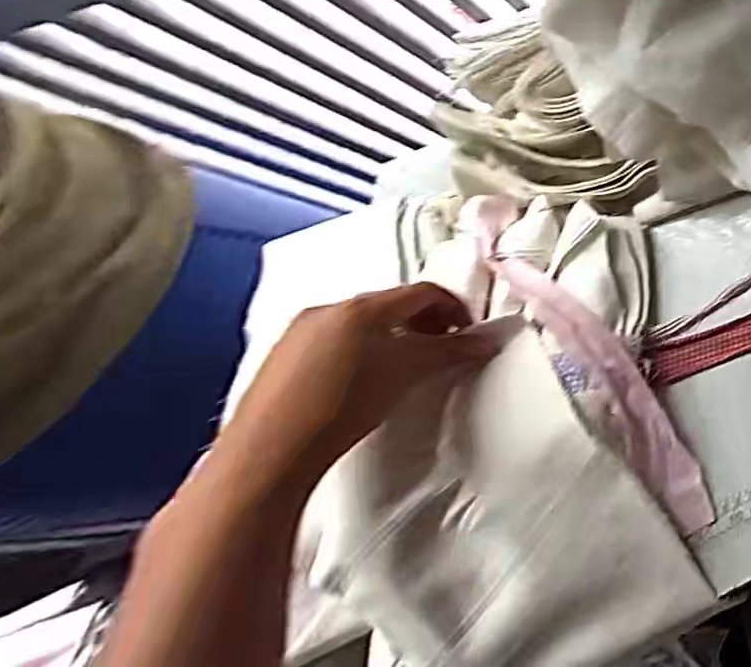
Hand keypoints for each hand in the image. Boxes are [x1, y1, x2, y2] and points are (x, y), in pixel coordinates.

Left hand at [212, 283, 503, 492]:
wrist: (268, 458)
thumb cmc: (339, 408)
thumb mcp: (412, 372)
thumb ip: (454, 351)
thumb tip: (482, 343)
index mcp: (360, 307)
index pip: (424, 292)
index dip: (454, 308)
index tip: (466, 331)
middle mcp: (326, 312)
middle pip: (393, 304)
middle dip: (425, 323)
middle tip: (443, 346)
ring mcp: (297, 335)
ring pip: (363, 323)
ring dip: (394, 337)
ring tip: (407, 366)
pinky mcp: (279, 360)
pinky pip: (335, 341)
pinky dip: (362, 351)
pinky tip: (369, 380)